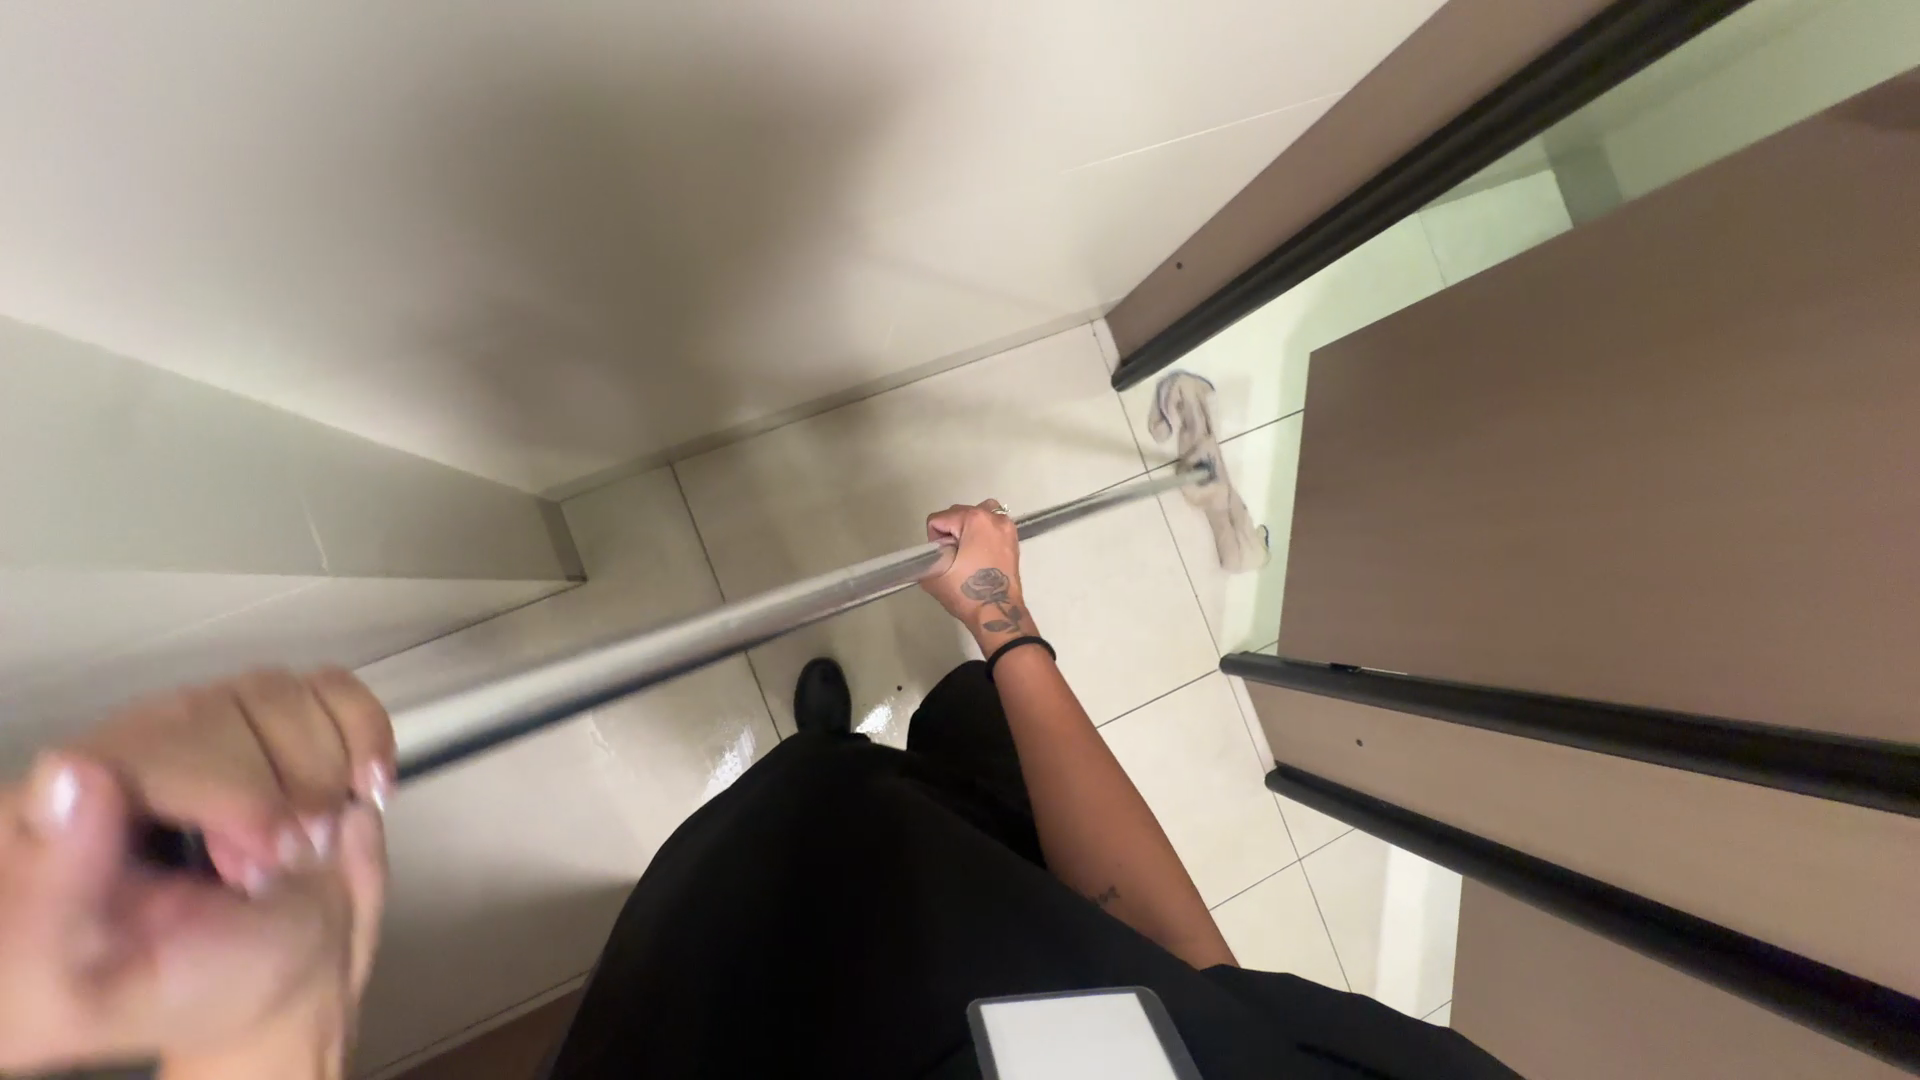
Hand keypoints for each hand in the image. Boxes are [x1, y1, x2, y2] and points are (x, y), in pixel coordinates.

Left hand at [0, 669, 393, 1077]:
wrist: (301, 968)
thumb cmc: (195, 988)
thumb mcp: (86, 987)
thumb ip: (53, 893)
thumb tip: (71, 769)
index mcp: (44, 822)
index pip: (131, 750)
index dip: (215, 797)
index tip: (252, 866)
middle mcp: (125, 756)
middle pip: (218, 714)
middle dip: (279, 797)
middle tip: (281, 863)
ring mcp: (214, 727)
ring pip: (283, 697)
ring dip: (326, 774)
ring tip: (314, 835)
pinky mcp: (290, 719)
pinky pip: (338, 689)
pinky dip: (368, 738)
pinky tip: (363, 787)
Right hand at [922, 499, 1038, 648]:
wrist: (998, 612)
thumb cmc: (966, 592)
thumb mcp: (933, 575)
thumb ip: (925, 557)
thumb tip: (931, 554)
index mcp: (974, 519)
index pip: (938, 519)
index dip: (934, 540)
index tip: (941, 558)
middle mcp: (993, 517)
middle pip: (958, 513)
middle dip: (950, 532)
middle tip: (953, 558)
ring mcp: (1007, 527)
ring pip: (978, 514)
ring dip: (967, 528)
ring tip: (966, 552)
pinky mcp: (1013, 539)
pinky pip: (992, 525)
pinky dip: (982, 533)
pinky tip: (978, 554)